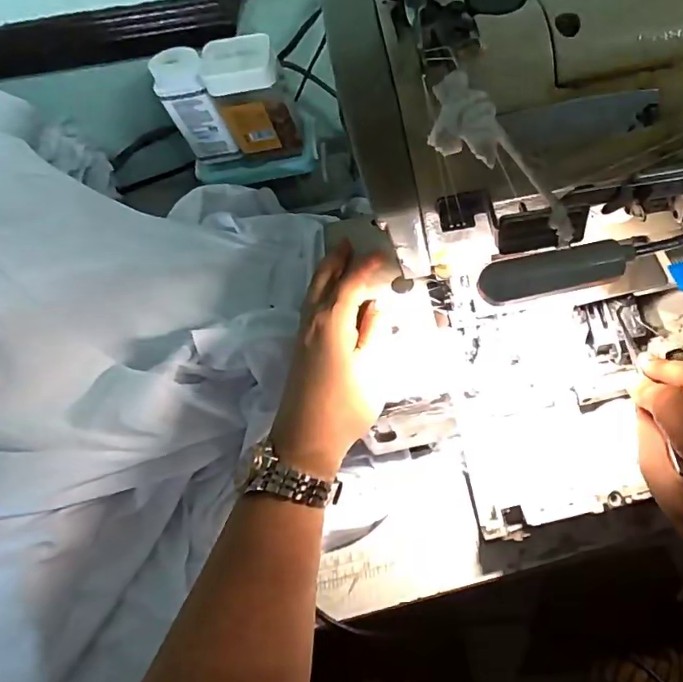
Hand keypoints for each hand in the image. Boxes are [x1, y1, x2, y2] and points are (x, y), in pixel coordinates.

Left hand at [266, 241, 395, 479]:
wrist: (305, 440)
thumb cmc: (344, 406)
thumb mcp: (370, 370)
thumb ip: (373, 335)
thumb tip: (377, 308)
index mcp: (333, 324)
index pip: (350, 285)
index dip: (365, 267)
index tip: (381, 253)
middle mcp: (314, 323)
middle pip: (323, 282)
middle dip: (335, 260)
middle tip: (348, 241)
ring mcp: (303, 335)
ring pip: (314, 293)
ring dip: (326, 273)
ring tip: (338, 259)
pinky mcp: (300, 348)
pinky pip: (312, 306)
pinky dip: (322, 291)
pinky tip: (331, 295)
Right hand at [630, 357, 682, 558]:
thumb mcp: (658, 481)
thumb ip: (649, 436)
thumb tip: (642, 399)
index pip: (673, 404)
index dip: (648, 390)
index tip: (631, 386)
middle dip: (667, 369)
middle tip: (642, 366)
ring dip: (680, 374)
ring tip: (654, 375)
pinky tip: (674, 391)